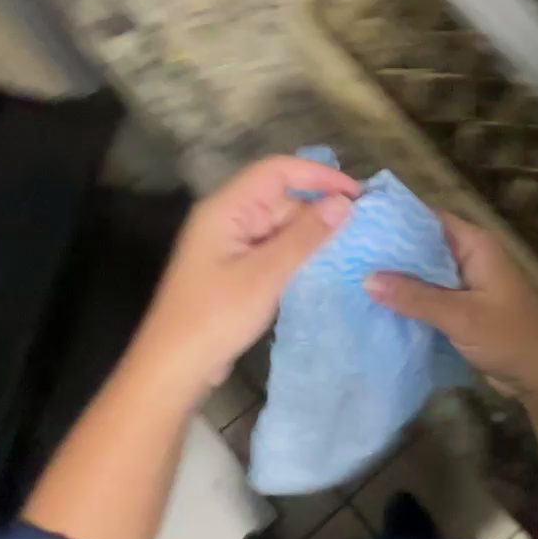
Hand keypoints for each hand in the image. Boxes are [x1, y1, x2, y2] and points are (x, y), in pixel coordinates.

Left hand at [125, 156, 358, 394]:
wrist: (174, 368)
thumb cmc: (216, 316)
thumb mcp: (266, 274)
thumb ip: (306, 236)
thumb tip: (344, 202)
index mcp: (226, 208)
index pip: (278, 170)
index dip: (319, 175)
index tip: (358, 193)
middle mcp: (227, 218)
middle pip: (280, 197)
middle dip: (319, 207)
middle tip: (362, 227)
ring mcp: (230, 245)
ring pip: (279, 225)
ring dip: (312, 233)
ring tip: (352, 246)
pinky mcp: (235, 269)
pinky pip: (273, 248)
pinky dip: (298, 252)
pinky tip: (324, 265)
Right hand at [365, 212, 537, 396]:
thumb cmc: (511, 337)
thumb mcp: (461, 316)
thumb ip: (415, 297)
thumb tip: (367, 278)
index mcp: (475, 244)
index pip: (428, 219)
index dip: (393, 220)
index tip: (355, 222)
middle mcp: (470, 257)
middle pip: (423, 245)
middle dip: (389, 252)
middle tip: (344, 254)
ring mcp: (467, 283)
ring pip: (424, 273)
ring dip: (397, 279)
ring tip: (351, 277)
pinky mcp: (464, 308)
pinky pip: (430, 296)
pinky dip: (408, 300)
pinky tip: (377, 306)